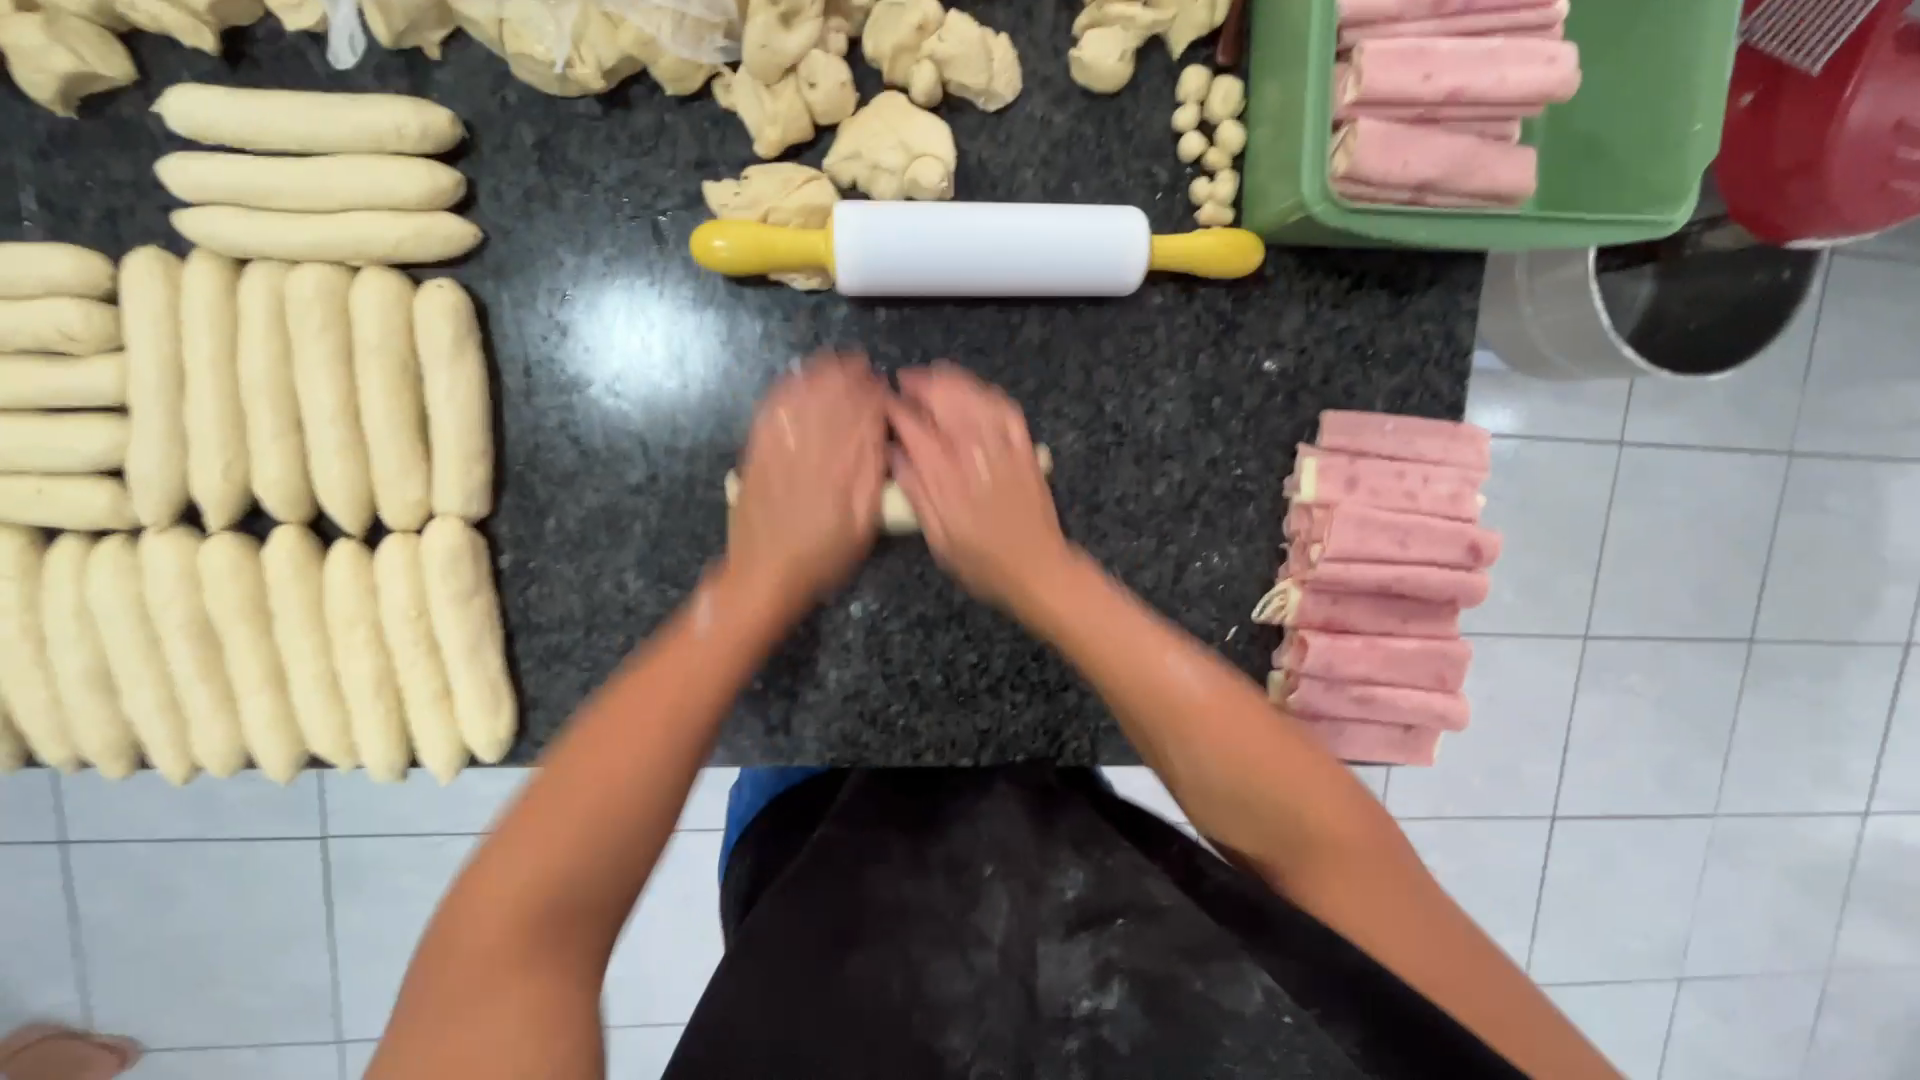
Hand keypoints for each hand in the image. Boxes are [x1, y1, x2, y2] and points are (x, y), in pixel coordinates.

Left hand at [729, 351, 888, 607]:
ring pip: (803, 400)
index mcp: (842, 469)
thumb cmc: (821, 557)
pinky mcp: (756, 453)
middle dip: (849, 378)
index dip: (873, 396)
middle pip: (833, 401)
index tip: (882, 384)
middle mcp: (811, 451)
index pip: (862, 418)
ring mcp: (779, 449)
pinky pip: (772, 412)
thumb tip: (879, 439)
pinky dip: (786, 392)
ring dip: (821, 377)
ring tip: (836, 363)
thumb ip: (872, 480)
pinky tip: (797, 379)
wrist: (763, 574)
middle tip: (862, 365)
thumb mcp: (861, 527)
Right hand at [888, 363, 1070, 609]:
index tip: (883, 402)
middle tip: (905, 382)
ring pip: (974, 398)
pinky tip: (975, 392)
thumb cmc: (982, 563)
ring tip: (934, 377)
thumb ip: (916, 494)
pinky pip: (1007, 410)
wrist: (1038, 569)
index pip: (913, 428)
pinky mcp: (1025, 449)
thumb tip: (894, 457)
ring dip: (952, 381)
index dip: (895, 409)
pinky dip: (988, 394)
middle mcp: (973, 453)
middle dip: (921, 385)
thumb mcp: (938, 538)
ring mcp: (1003, 448)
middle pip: (944, 401)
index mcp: (945, 477)